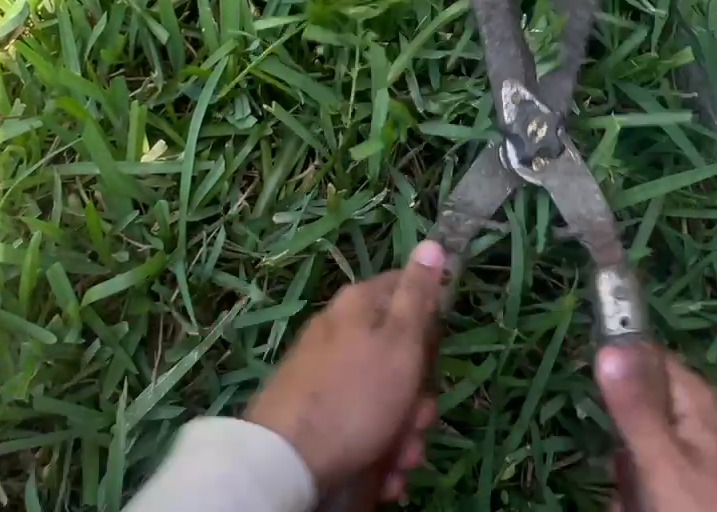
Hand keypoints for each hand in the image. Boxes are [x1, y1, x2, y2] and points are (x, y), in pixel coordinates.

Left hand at [245, 240, 448, 500]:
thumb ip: (419, 293)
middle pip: (398, 351)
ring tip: (401, 459)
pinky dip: (375, 446)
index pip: (410, 292)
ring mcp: (322, 370)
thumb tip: (432, 243)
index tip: (433, 356)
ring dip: (401, 430)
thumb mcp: (401, 340)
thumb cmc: (355, 395)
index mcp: (360, 303)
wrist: (284, 462)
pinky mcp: (311, 409)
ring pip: (381, 393)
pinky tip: (382, 473)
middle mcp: (339, 328)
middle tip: (418, 419)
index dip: (430, 326)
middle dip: (417, 394)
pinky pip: (357, 419)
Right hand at [596, 344, 716, 511]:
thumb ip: (636, 406)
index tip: (598, 401)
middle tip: (623, 474)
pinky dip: (648, 499)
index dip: (617, 372)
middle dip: (623, 447)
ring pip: (645, 455)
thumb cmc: (709, 511)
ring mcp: (702, 457)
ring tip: (637, 504)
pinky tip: (645, 510)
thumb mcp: (665, 461)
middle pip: (640, 413)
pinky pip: (660, 482)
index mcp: (695, 398)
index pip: (647, 357)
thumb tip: (610, 343)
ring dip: (631, 483)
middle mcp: (699, 420)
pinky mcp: (701, 488)